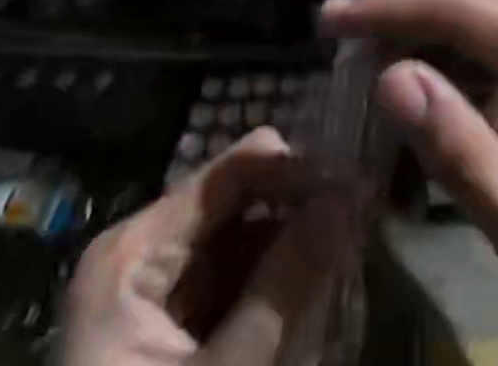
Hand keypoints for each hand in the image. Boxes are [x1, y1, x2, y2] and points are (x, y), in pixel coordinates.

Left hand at [61, 128, 343, 365]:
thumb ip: (285, 283)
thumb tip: (346, 195)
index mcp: (133, 252)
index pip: (229, 174)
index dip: (295, 169)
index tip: (357, 183)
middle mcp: (142, 254)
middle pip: (236, 204)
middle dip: (298, 210)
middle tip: (364, 216)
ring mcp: (155, 292)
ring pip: (242, 243)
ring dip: (294, 247)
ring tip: (351, 248)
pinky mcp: (171, 328)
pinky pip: (234, 282)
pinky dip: (276, 284)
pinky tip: (318, 288)